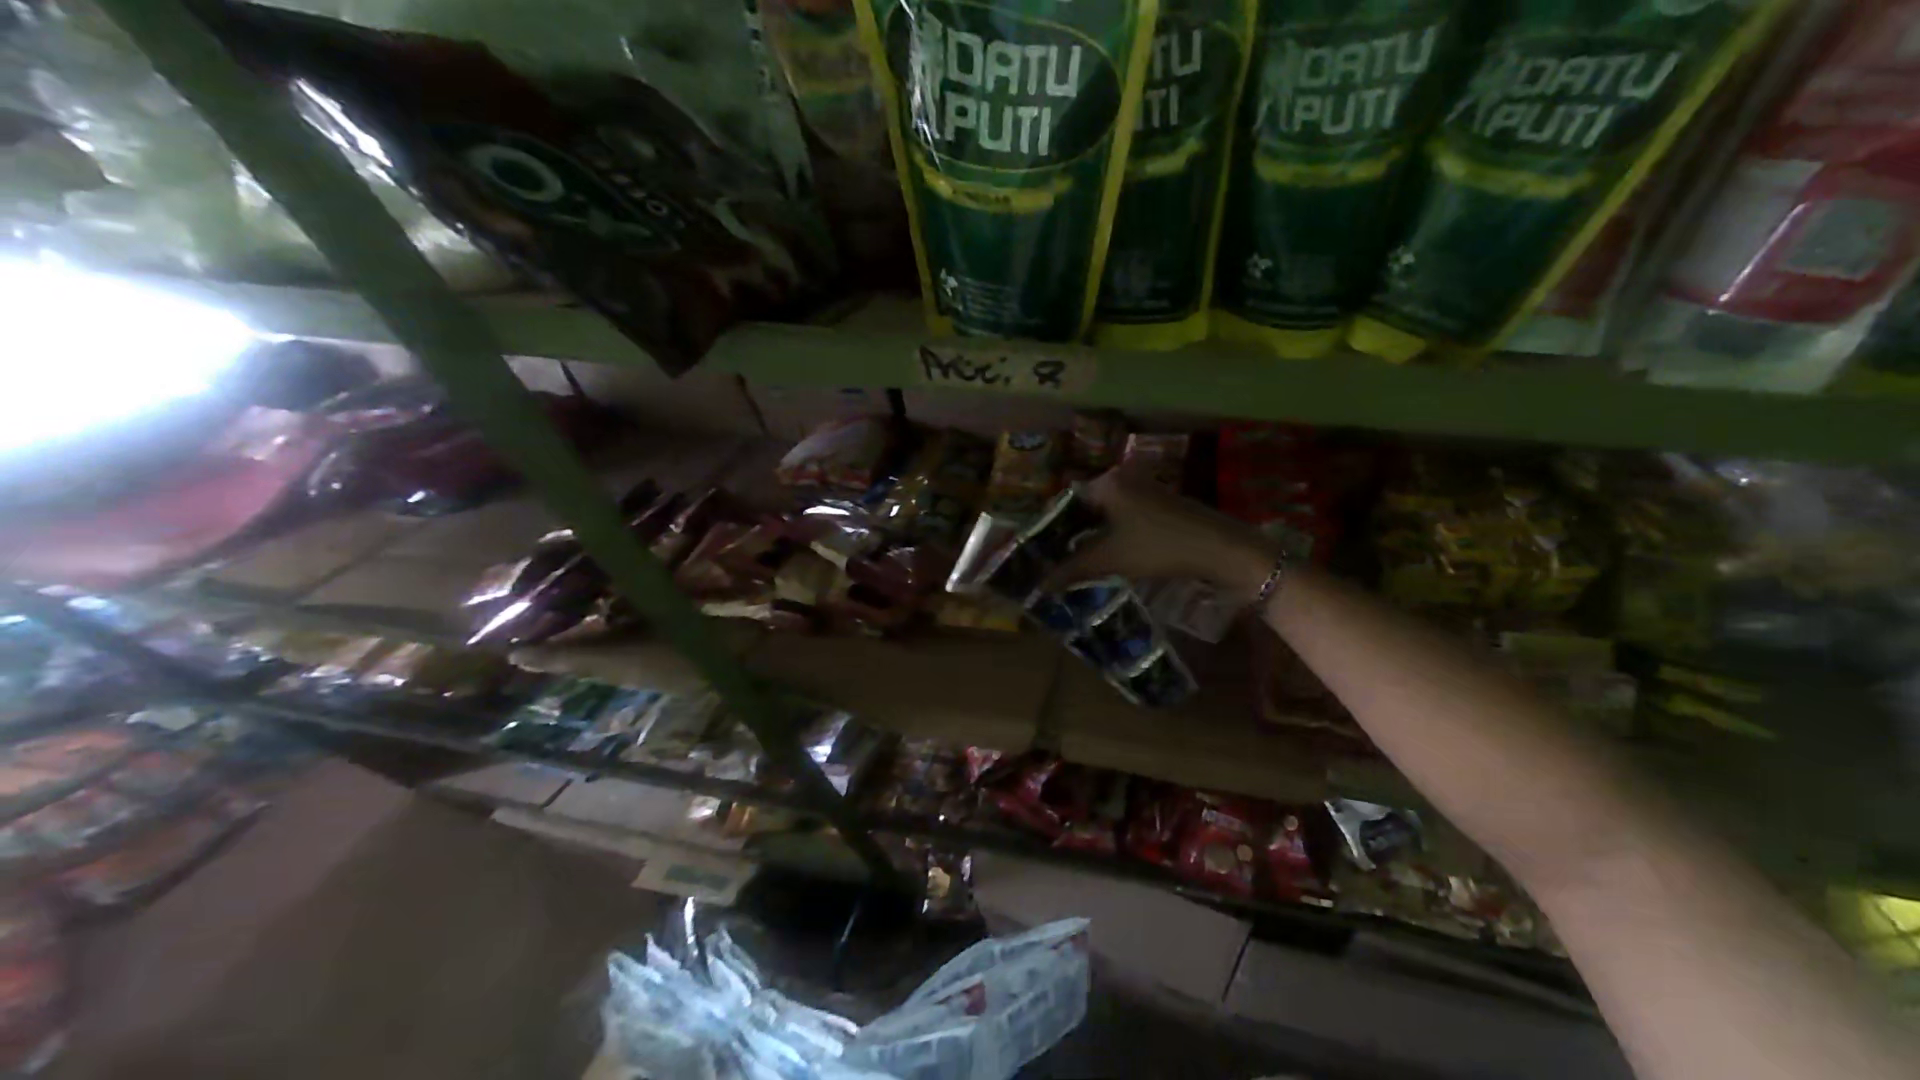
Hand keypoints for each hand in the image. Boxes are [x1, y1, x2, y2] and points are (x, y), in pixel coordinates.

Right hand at [1053, 471, 1279, 600]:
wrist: (1220, 548)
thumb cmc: (1159, 547)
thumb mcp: (1110, 559)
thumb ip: (1071, 570)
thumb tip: (1040, 585)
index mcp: (1107, 481)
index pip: (1065, 502)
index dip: (1051, 530)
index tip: (1042, 553)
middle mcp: (1123, 476)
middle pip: (1085, 507)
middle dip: (1071, 535)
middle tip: (1056, 562)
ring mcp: (1144, 487)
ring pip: (1105, 513)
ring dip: (1092, 537)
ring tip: (1077, 563)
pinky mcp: (1159, 502)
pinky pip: (1124, 516)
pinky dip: (1113, 534)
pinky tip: (1108, 556)